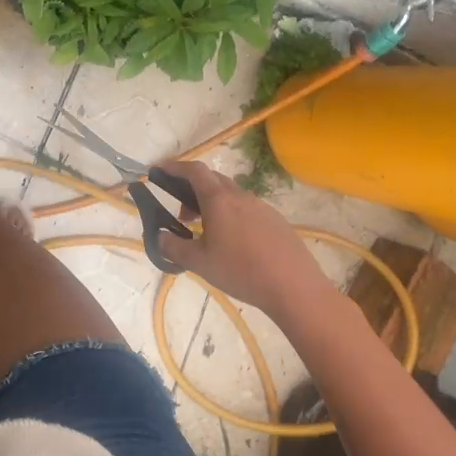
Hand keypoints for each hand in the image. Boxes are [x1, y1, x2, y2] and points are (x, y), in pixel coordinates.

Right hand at [154, 160, 333, 320]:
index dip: (174, 166)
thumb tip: (159, 237)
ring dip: (213, 204)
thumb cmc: (242, 271)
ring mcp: (262, 207)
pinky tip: (234, 242)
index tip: (159, 170)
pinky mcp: (277, 221)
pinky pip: (247, 209)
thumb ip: (173, 247)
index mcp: (218, 199)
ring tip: (207, 230)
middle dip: (192, 188)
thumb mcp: (199, 262)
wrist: (296, 289)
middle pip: (212, 179)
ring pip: (231, 195)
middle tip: (182, 212)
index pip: (193, 170)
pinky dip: (232, 215)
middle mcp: (240, 196)